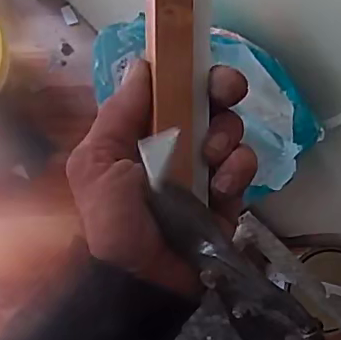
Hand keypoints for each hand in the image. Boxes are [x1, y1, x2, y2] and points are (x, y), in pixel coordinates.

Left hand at [65, 59, 256, 297]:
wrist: (140, 280)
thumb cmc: (111, 221)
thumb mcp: (96, 163)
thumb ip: (118, 114)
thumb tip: (139, 65)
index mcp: (140, 134)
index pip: (169, 88)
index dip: (185, 69)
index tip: (196, 59)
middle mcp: (174, 146)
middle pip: (208, 101)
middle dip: (220, 89)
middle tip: (224, 92)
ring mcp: (203, 172)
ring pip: (230, 130)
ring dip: (225, 135)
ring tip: (210, 158)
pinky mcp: (227, 198)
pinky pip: (244, 168)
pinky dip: (238, 171)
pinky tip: (220, 189)